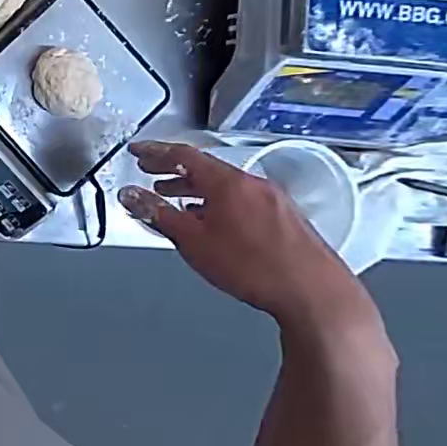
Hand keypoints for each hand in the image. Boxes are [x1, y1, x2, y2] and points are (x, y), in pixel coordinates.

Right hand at [120, 142, 371, 333]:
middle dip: (172, 169)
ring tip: (173, 198)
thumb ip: (158, 214)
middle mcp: (252, 183)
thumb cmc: (254, 267)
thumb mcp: (193, 241)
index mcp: (227, 182)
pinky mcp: (285, 217)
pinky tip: (211, 220)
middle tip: (150, 170)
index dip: (155, 151)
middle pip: (204, 167)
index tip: (138, 150)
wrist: (315, 295)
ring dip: (194, 187)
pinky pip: (242, 198)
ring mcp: (272, 199)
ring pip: (224, 184)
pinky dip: (218, 201)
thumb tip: (130, 194)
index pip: (182, 155)